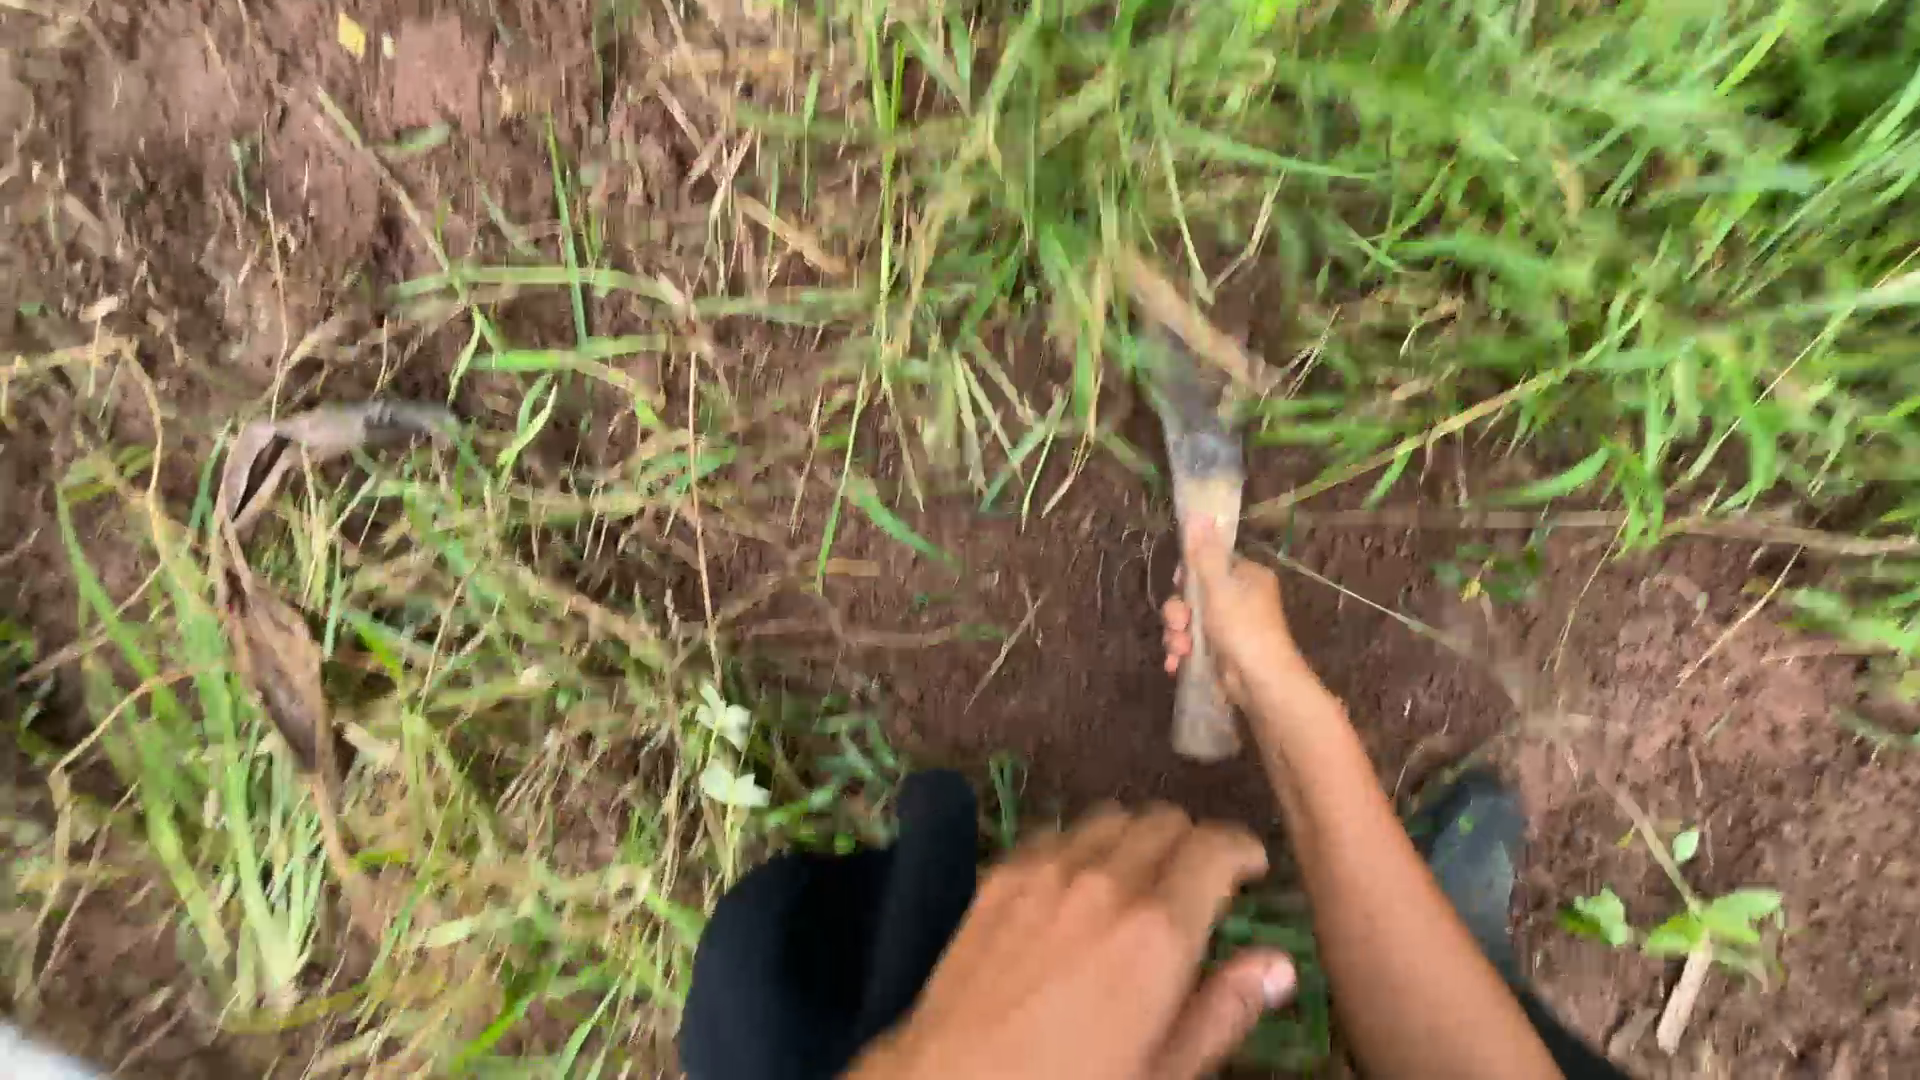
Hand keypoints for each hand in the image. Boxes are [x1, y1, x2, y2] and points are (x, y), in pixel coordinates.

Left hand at [847, 805, 1294, 1079]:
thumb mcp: (1162, 1072)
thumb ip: (1223, 1010)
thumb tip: (1277, 964)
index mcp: (1157, 931)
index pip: (1213, 848)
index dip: (1241, 848)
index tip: (1250, 865)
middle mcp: (1105, 881)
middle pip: (1164, 820)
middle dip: (1192, 841)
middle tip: (1197, 880)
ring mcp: (1048, 868)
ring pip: (1112, 816)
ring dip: (1138, 836)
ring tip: (1141, 876)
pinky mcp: (1004, 870)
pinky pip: (1059, 831)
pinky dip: (1084, 843)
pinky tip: (1080, 881)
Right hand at [1161, 519, 1308, 706]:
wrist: (1261, 682)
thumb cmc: (1243, 628)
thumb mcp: (1218, 587)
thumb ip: (1203, 553)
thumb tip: (1198, 514)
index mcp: (1247, 577)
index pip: (1210, 563)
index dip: (1188, 575)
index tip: (1179, 585)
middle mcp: (1240, 598)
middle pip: (1194, 594)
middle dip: (1179, 613)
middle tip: (1178, 625)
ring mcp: (1230, 626)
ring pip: (1189, 621)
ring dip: (1177, 635)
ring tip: (1179, 650)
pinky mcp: (1221, 650)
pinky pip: (1193, 642)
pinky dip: (1182, 652)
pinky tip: (1176, 663)